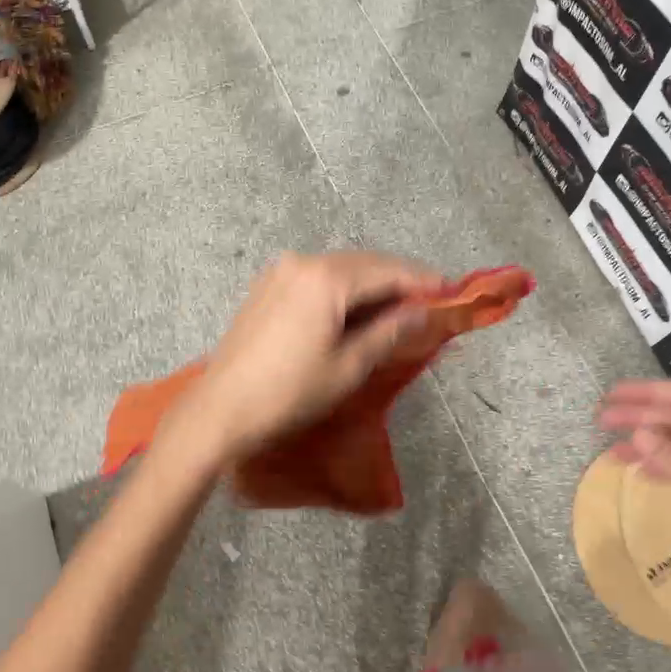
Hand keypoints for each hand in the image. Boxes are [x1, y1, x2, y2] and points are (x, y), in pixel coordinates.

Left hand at [161, 251, 443, 469]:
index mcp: (326, 278)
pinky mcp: (267, 285)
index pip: (388, 270)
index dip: (422, 281)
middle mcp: (303, 262)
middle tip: (429, 300)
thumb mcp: (348, 367)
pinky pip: (317, 277)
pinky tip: (356, 309)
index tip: (450, 291)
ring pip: (340, 269)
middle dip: (398, 280)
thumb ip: (389, 332)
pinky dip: (343, 288)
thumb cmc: (289, 392)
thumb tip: (424, 313)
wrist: (220, 409)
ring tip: (398, 307)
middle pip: (364, 264)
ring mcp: (281, 271)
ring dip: (370, 284)